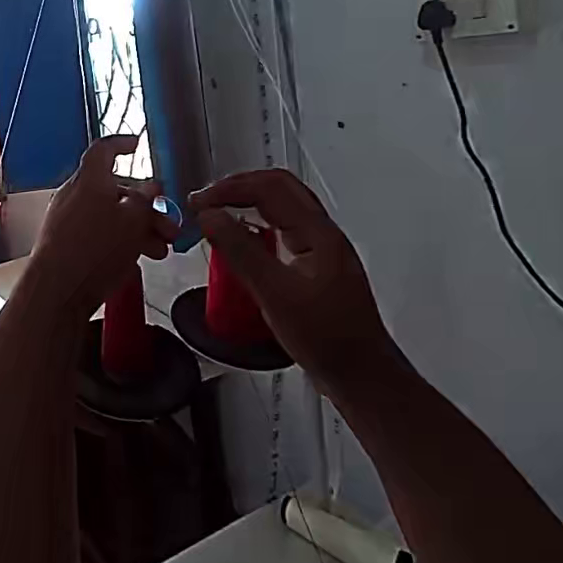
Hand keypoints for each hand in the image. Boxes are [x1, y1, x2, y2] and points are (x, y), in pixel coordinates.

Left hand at [25, 135, 178, 321]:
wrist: (57, 288)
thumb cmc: (96, 248)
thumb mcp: (133, 221)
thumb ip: (146, 200)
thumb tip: (151, 186)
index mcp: (89, 179)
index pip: (103, 150)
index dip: (121, 144)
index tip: (136, 144)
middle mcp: (75, 193)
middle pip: (114, 188)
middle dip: (146, 205)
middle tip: (169, 225)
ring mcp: (67, 217)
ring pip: (109, 213)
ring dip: (138, 227)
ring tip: (160, 249)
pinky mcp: (65, 240)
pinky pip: (97, 231)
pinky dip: (119, 239)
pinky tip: (137, 258)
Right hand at [190, 169, 402, 388]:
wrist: (362, 376)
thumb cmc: (329, 340)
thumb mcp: (274, 293)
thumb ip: (239, 250)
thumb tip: (210, 216)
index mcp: (317, 233)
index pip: (267, 189)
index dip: (227, 190)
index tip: (200, 202)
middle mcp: (322, 233)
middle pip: (278, 186)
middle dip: (237, 186)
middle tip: (207, 198)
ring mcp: (320, 246)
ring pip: (281, 203)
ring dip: (247, 199)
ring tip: (218, 211)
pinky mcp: (314, 261)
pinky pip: (282, 224)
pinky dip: (255, 219)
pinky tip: (241, 234)